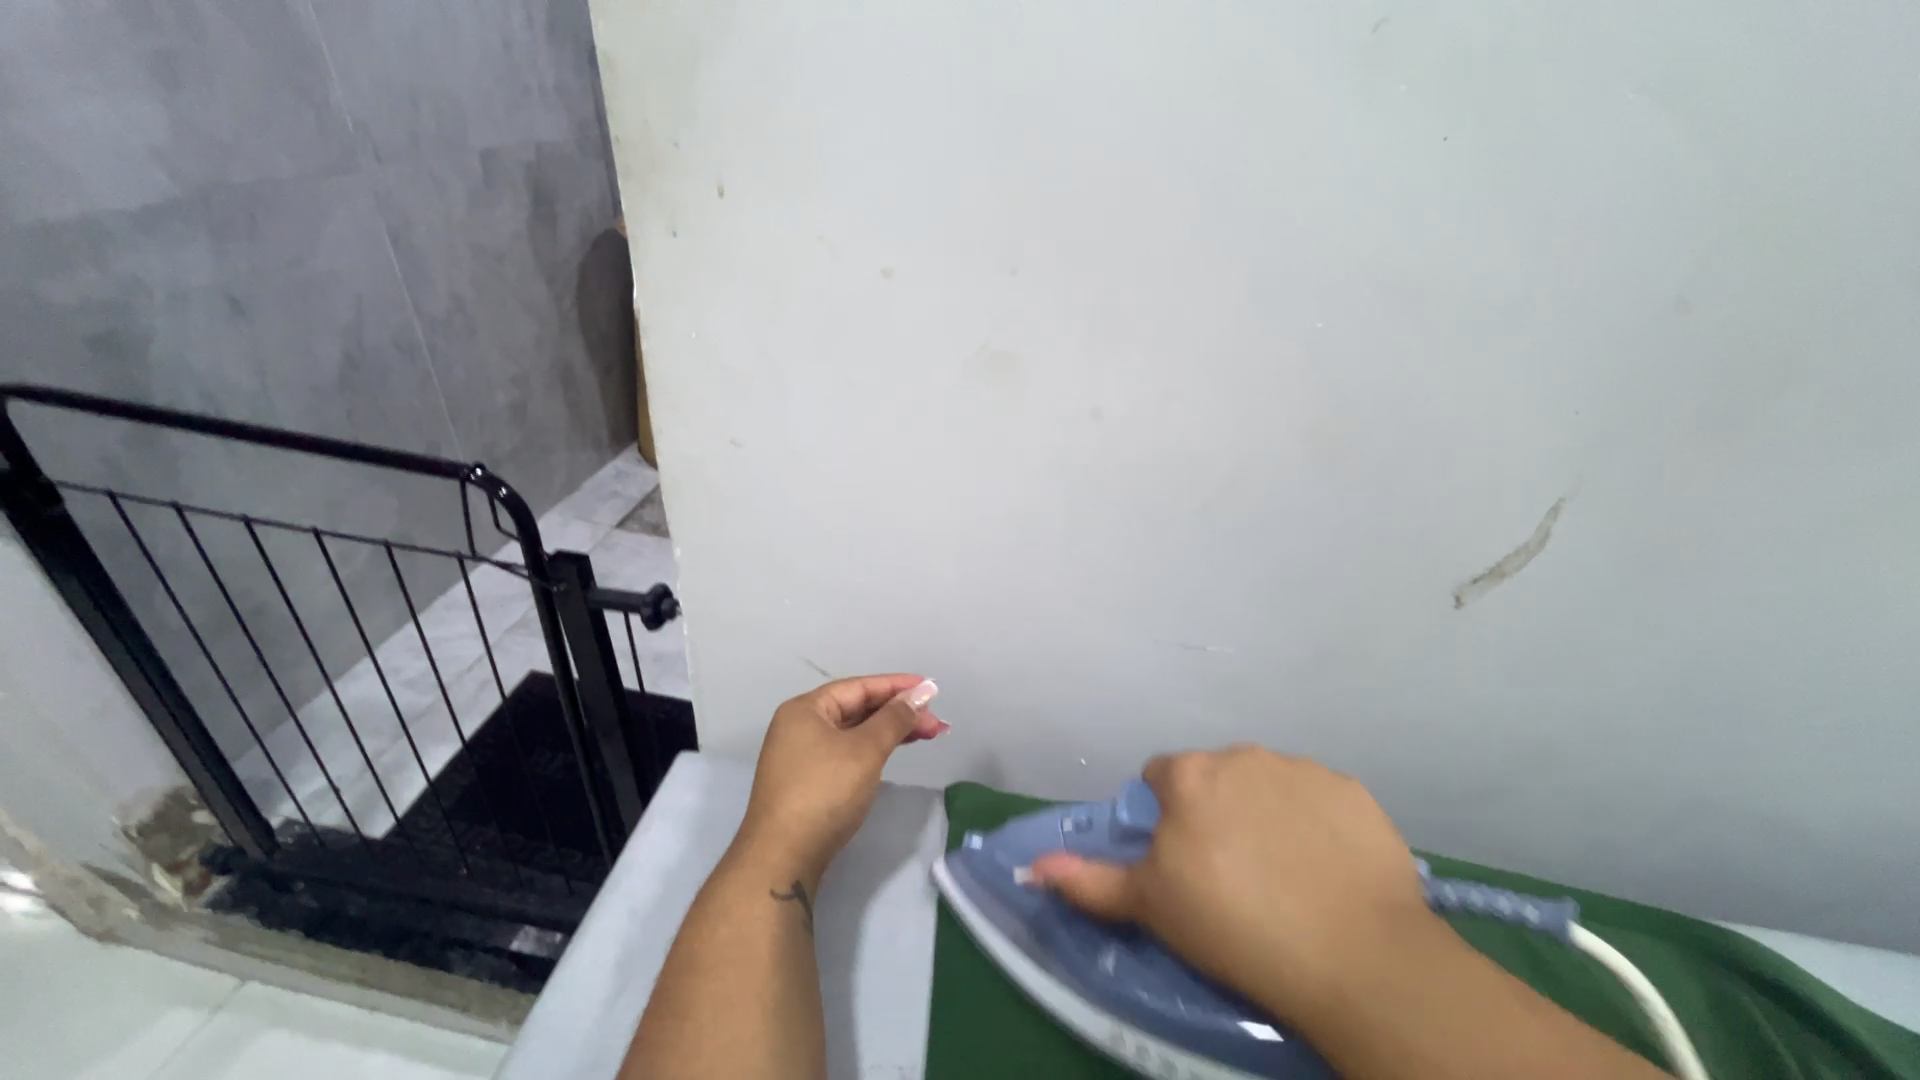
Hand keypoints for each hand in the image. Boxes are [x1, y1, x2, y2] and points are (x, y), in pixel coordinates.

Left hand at [732, 675, 946, 885]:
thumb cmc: (825, 792)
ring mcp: (802, 757)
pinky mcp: (808, 783)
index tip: (931, 689)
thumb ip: (894, 719)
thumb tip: (920, 693)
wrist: (783, 856)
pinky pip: (847, 753)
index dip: (897, 686)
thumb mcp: (865, 750)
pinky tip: (893, 753)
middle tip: (936, 722)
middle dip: (898, 712)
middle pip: (857, 709)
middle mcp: (800, 727)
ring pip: (854, 733)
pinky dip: (873, 750)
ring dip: (890, 732)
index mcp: (805, 709)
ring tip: (927, 735)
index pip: (858, 687)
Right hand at [1028, 746, 1438, 1019]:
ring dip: (1266, 813)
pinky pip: (1321, 801)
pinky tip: (1327, 869)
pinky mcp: (1354, 792)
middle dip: (1216, 811)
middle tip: (1231, 872)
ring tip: (1284, 874)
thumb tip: (1032, 866)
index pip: (1160, 778)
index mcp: (1189, 775)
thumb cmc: (1232, 925)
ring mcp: (1303, 769)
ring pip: (1269, 785)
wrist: (1352, 954)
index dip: (1166, 817)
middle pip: (1216, 778)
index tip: (1182, 860)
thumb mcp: (1150, 906)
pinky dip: (1318, 825)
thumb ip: (1088, 880)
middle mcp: (1243, 755)